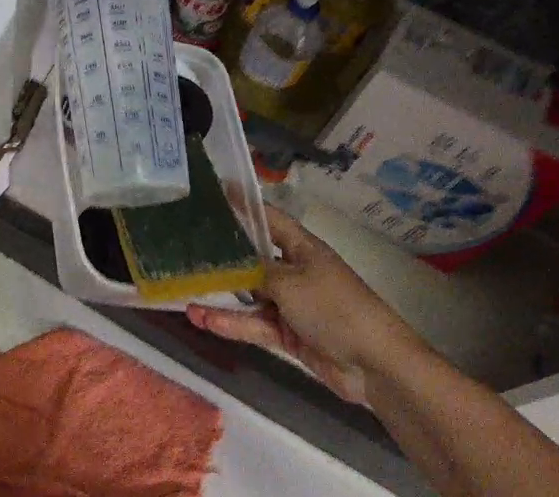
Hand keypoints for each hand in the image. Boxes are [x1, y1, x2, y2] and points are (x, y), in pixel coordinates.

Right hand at [187, 204, 429, 405]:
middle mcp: (294, 271)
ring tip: (184, 292)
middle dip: (221, 255)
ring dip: (220, 296)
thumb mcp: (289, 282)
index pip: (268, 218)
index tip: (213, 192)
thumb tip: (230, 263)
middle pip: (252, 259)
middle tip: (183, 246)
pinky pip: (254, 324)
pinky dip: (231, 323)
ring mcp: (291, 304)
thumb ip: (254, 272)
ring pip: (248, 296)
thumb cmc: (334, 308)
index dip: (243, 205)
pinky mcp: (288, 334)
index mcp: (301, 248)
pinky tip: (203, 319)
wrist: (375, 366)